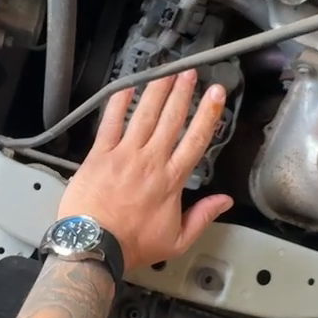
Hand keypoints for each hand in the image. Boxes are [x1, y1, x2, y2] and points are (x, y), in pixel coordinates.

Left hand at [59, 70, 235, 271]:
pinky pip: (111, 123)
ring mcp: (124, 155)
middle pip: (171, 119)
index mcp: (171, 180)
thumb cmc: (131, 245)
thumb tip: (224, 202)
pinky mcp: (99, 155)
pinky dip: (118, 103)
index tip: (216, 94)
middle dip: (183, 92)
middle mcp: (150, 161)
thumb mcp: (177, 240)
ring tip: (167, 71)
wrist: (93, 245)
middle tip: (190, 72)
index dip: (208, 113)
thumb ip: (203, 217)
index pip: (196, 139)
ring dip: (157, 91)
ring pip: (144, 115)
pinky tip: (126, 87)